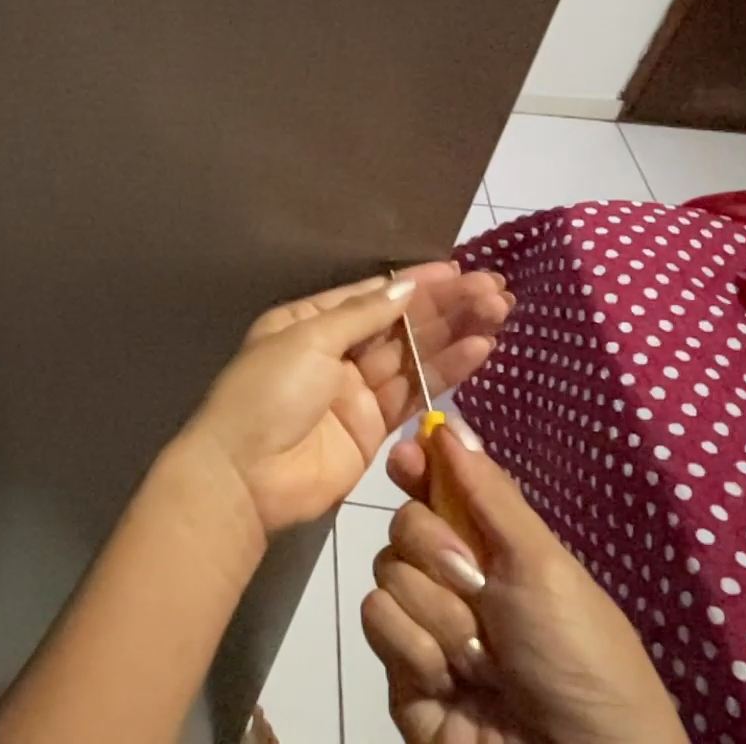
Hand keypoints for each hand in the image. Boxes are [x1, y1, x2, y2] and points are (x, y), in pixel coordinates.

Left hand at [182, 262, 510, 535]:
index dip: (415, 284)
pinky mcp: (374, 427)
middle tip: (495, 290)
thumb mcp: (308, 339)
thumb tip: (405, 286)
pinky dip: (446, 373)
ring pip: (413, 356)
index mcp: (306, 322)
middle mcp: (333, 351)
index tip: (460, 271)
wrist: (247, 475)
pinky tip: (479, 350)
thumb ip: (361, 314)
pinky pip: (414, 393)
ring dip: (454, 334)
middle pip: (397, 324)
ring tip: (499, 312)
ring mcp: (354, 390)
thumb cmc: (268, 393)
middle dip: (445, 307)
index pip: (370, 295)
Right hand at [363, 427, 688, 743]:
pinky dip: (413, 647)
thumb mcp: (544, 564)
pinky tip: (449, 680)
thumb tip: (450, 422)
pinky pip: (375, 620)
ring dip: (435, 612)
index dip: (418, 467)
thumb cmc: (577, 655)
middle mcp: (454, 576)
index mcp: (495, 547)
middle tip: (476, 585)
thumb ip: (488, 493)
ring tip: (479, 658)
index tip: (406, 458)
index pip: (439, 488)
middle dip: (435, 551)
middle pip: (403, 523)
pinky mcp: (400, 665)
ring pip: (385, 571)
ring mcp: (425, 620)